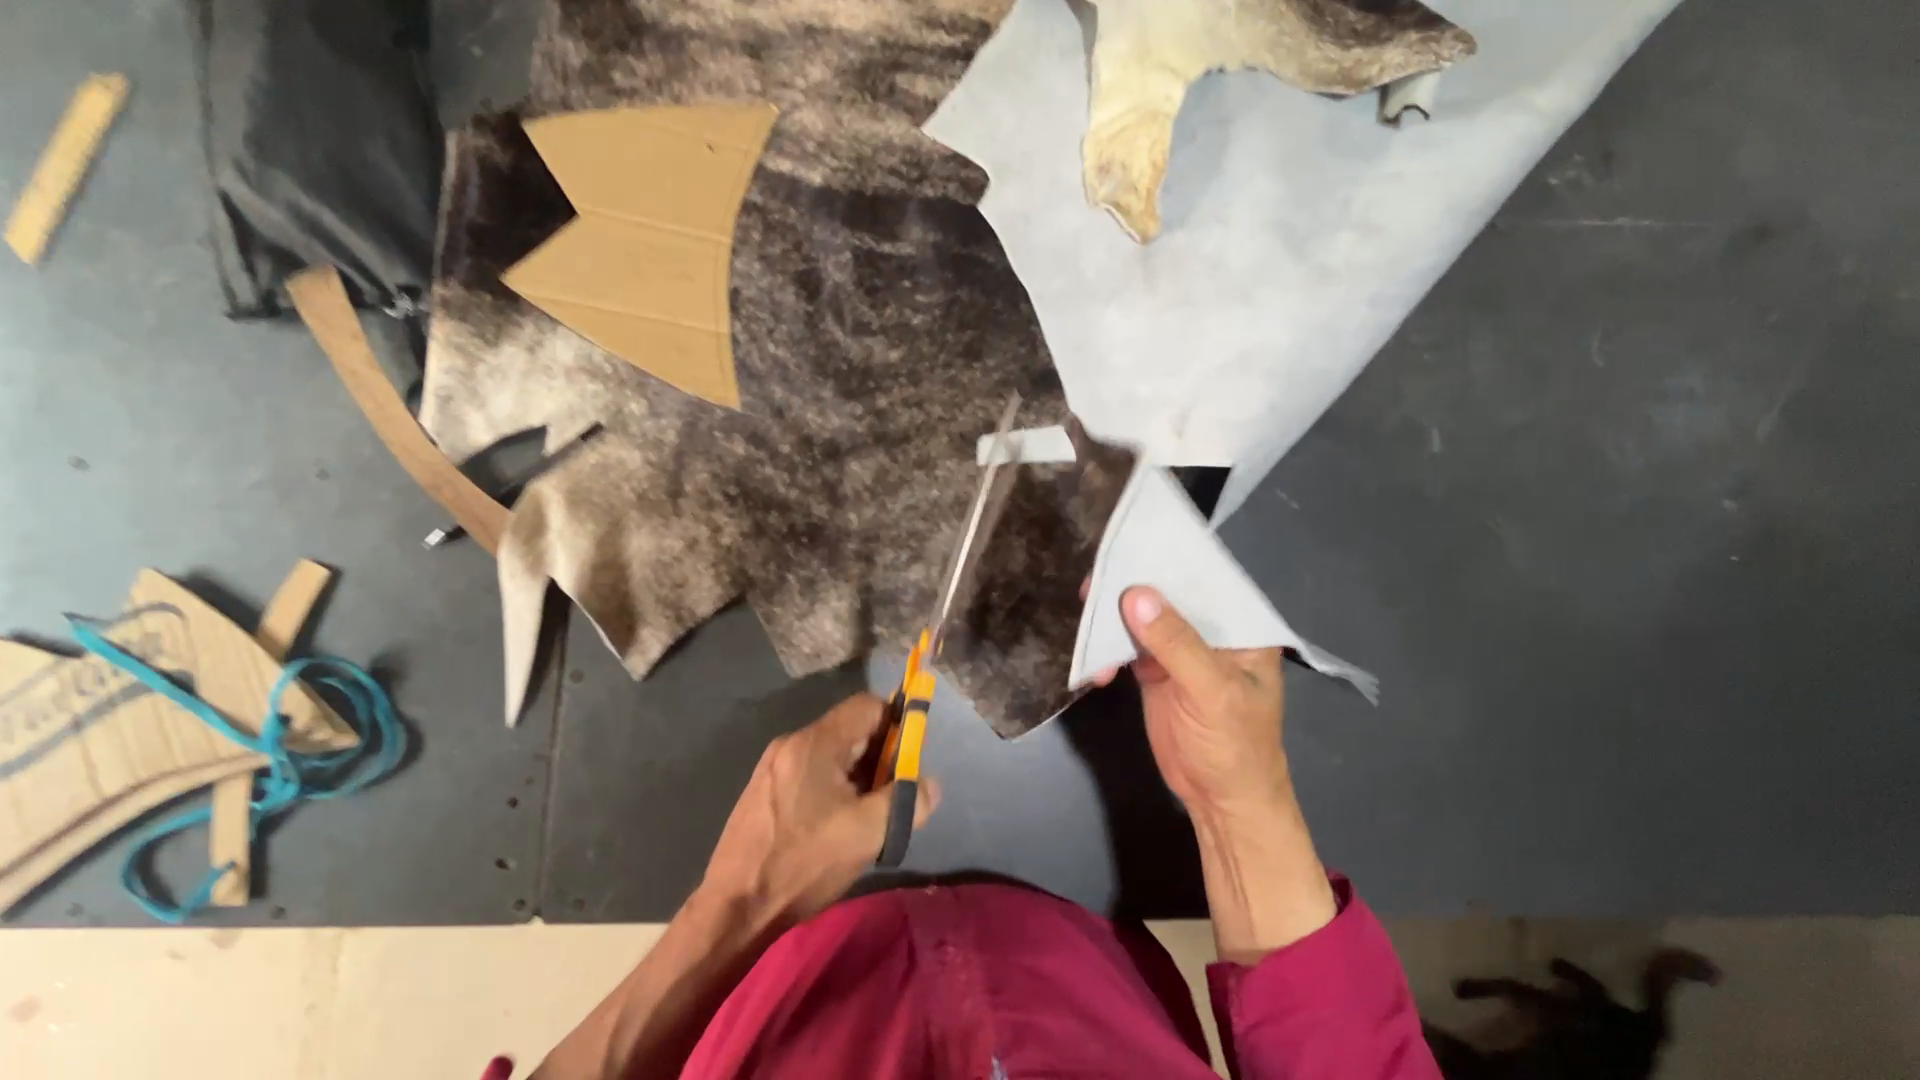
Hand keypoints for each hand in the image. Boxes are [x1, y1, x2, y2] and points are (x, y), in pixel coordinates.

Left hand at [699, 693, 939, 928]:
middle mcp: (790, 744)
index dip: (897, 726)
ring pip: (830, 756)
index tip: (908, 763)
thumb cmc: (805, 862)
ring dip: (855, 778)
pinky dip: (831, 790)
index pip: (868, 706)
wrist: (736, 906)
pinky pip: (809, 775)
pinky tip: (831, 829)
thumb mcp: (869, 833)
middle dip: (878, 759)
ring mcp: (772, 767)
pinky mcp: (762, 792)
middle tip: (888, 799)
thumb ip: (908, 801)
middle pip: (849, 731)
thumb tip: (929, 785)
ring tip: (862, 820)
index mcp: (815, 742)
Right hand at [1120, 586, 1333, 960]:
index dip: (1173, 558)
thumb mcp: (1213, 692)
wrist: (1222, 804)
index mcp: (1242, 627)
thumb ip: (1177, 644)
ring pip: (1143, 619)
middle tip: (1096, 578)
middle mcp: (1212, 632)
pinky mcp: (1156, 672)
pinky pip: (1126, 648)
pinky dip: (1107, 652)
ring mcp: (1181, 652)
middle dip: (1133, 585)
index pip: (1208, 578)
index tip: (1133, 541)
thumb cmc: (1235, 746)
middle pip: (1169, 595)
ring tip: (1086, 611)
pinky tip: (1096, 668)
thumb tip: (1135, 596)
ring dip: (1114, 618)